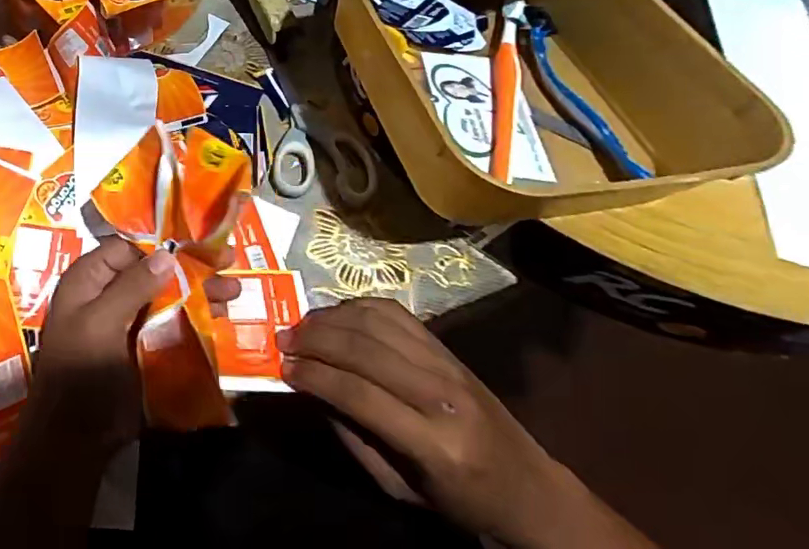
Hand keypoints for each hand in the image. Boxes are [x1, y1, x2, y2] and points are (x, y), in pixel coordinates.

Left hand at [21, 240, 242, 459]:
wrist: (75, 443)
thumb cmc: (80, 376)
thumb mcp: (101, 325)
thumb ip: (132, 287)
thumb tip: (167, 254)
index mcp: (89, 281)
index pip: (129, 248)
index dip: (162, 244)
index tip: (199, 246)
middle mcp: (107, 294)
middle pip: (154, 270)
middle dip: (191, 269)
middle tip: (228, 262)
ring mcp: (127, 321)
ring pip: (167, 295)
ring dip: (199, 292)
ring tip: (233, 292)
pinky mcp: (143, 346)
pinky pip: (171, 322)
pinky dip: (195, 316)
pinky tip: (220, 315)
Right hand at [279, 298, 652, 548]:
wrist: (525, 482)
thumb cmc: (460, 501)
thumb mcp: (400, 488)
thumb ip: (355, 437)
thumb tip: (314, 390)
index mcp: (432, 442)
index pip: (360, 394)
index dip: (317, 376)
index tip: (284, 368)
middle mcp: (440, 392)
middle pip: (366, 348)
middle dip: (318, 339)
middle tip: (284, 339)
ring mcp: (446, 362)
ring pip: (380, 322)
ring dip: (334, 317)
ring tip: (303, 324)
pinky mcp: (447, 346)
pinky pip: (397, 314)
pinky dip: (361, 307)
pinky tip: (338, 314)